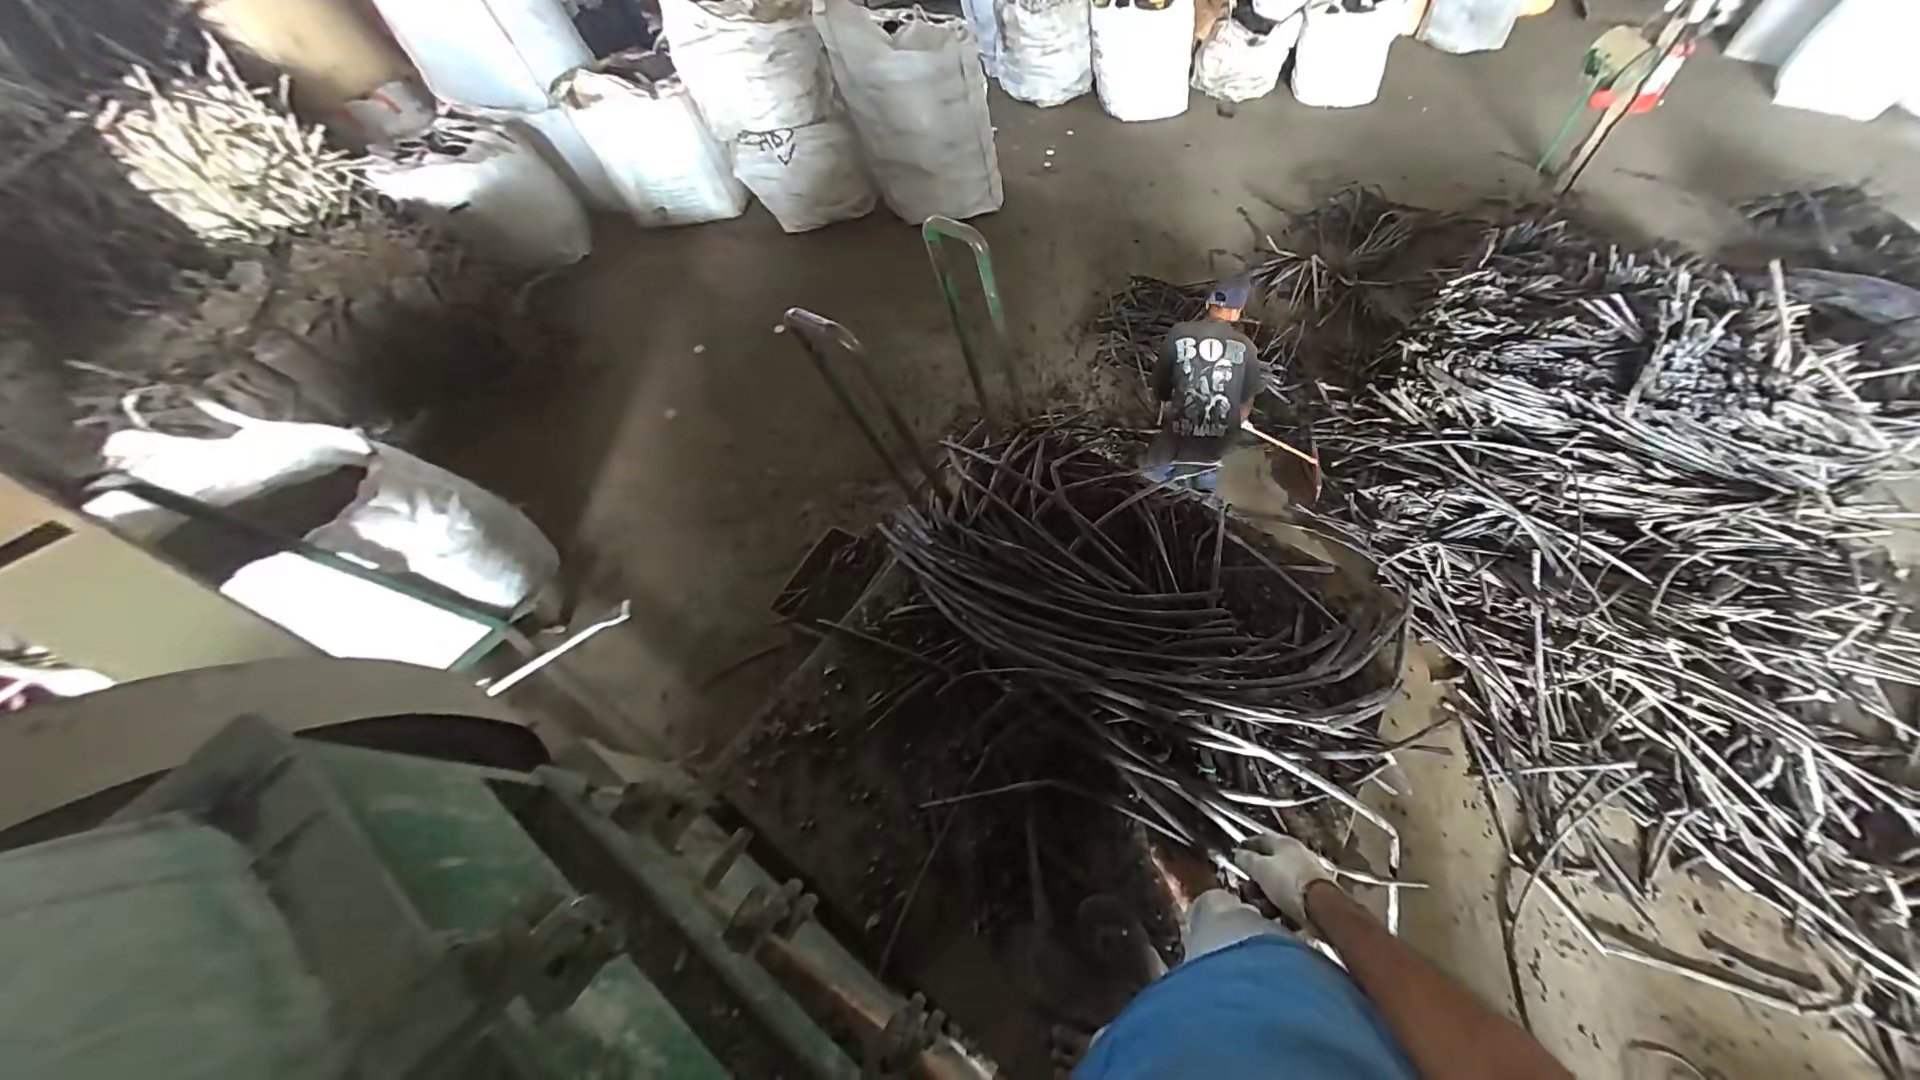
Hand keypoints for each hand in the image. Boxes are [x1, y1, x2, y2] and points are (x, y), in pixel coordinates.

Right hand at [1232, 831, 1335, 926]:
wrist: (1324, 909)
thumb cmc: (1287, 883)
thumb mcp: (1260, 869)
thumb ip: (1246, 859)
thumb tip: (1237, 853)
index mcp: (1283, 843)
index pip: (1259, 839)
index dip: (1245, 847)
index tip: (1235, 857)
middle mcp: (1296, 855)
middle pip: (1268, 864)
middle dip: (1256, 879)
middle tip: (1248, 891)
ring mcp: (1307, 875)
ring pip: (1279, 883)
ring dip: (1267, 895)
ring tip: (1263, 908)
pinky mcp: (1315, 895)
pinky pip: (1292, 897)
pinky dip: (1283, 906)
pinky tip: (1278, 916)